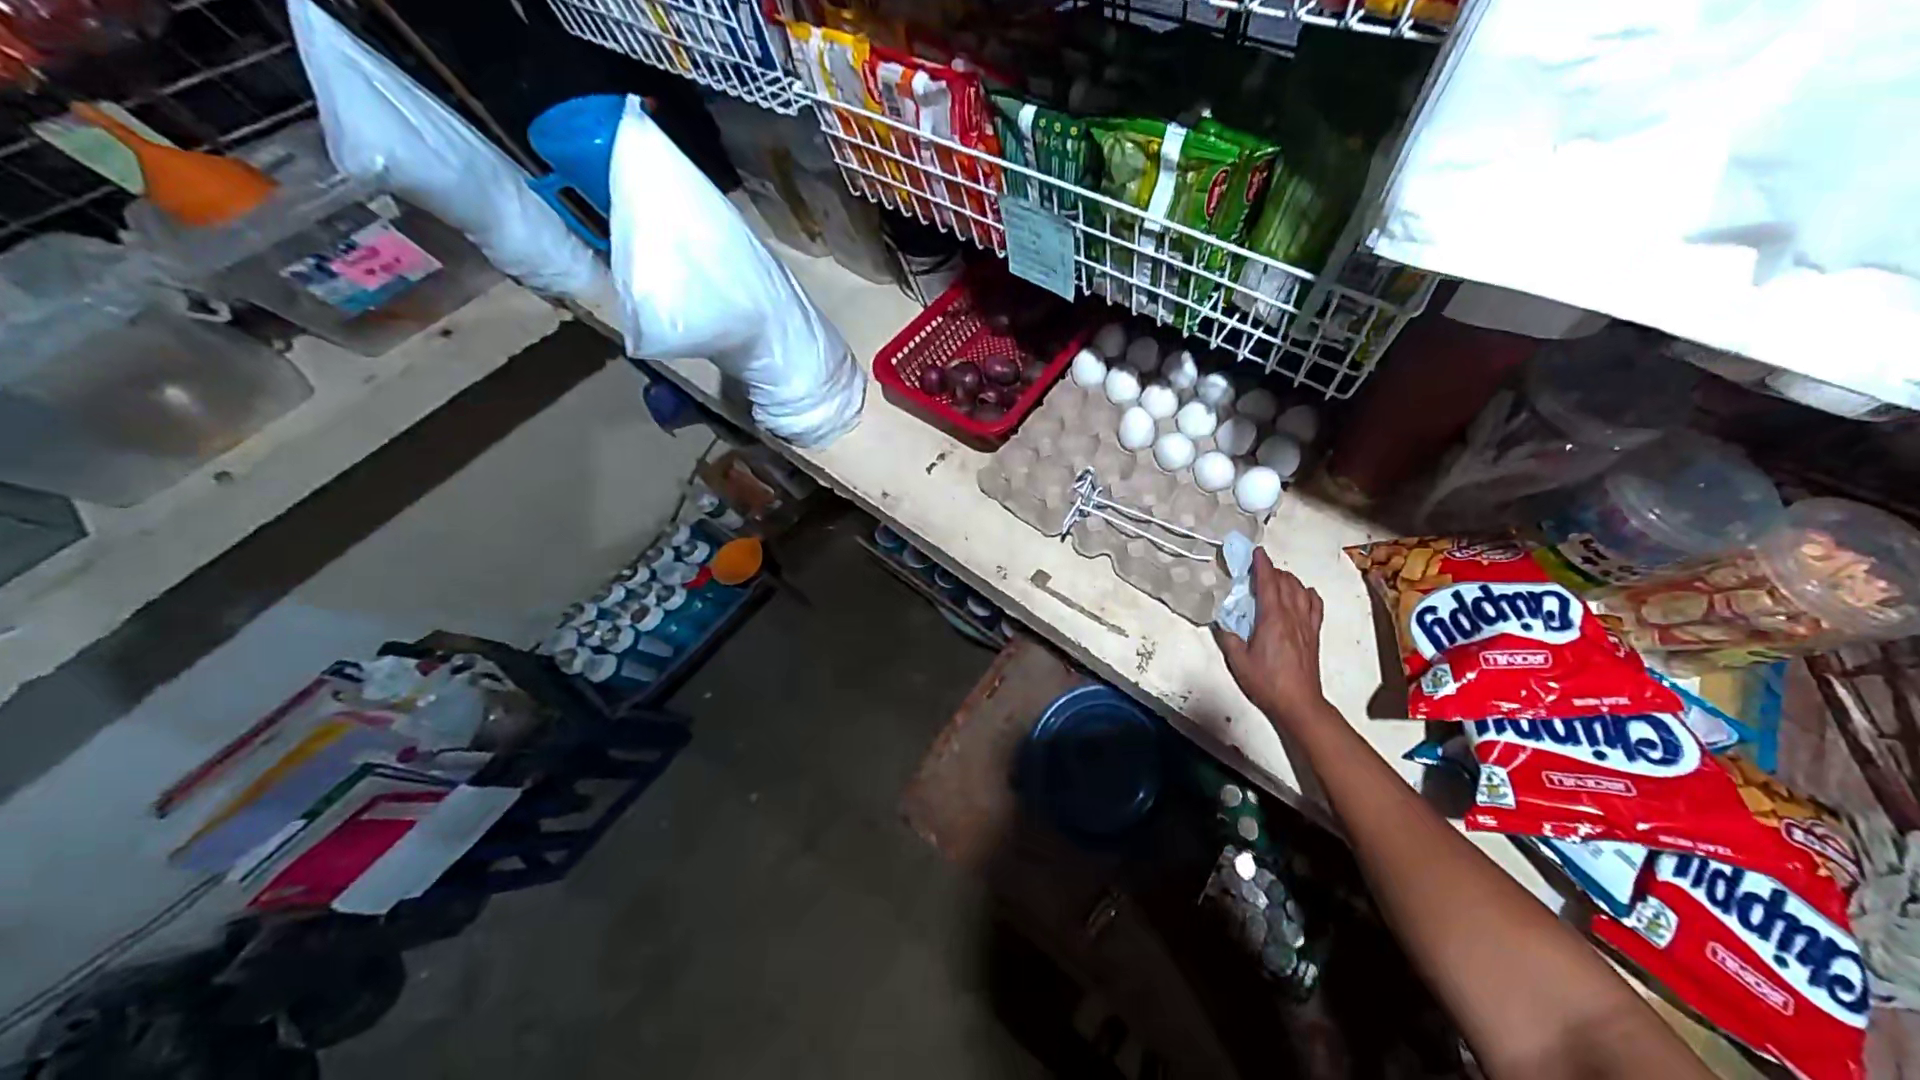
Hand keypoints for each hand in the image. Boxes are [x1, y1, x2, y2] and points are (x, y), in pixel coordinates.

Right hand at [1214, 549, 1327, 727]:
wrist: (1298, 703)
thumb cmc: (1267, 682)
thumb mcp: (1237, 660)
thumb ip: (1228, 637)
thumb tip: (1221, 623)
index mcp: (1272, 619)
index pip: (1268, 584)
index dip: (1262, 565)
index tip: (1257, 552)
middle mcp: (1292, 617)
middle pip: (1286, 583)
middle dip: (1273, 571)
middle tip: (1259, 568)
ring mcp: (1306, 625)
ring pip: (1301, 591)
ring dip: (1289, 580)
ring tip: (1277, 579)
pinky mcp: (1313, 635)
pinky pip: (1315, 607)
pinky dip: (1308, 595)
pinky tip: (1303, 594)